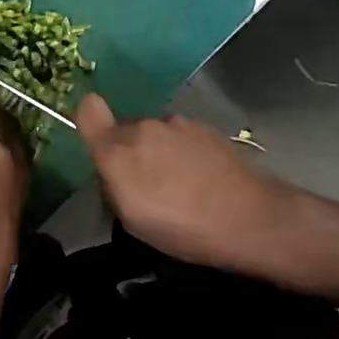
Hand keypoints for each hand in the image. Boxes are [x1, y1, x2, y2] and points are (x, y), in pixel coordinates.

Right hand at [75, 94, 308, 279]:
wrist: (251, 218)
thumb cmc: (182, 228)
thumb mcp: (132, 221)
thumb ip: (113, 187)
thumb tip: (113, 173)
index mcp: (117, 151)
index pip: (88, 110)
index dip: (87, 120)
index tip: (96, 142)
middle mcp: (143, 128)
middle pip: (123, 129)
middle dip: (127, 150)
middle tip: (144, 185)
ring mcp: (177, 124)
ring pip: (154, 133)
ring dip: (157, 151)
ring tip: (179, 187)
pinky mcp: (205, 128)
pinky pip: (180, 137)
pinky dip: (183, 152)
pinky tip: (201, 180)